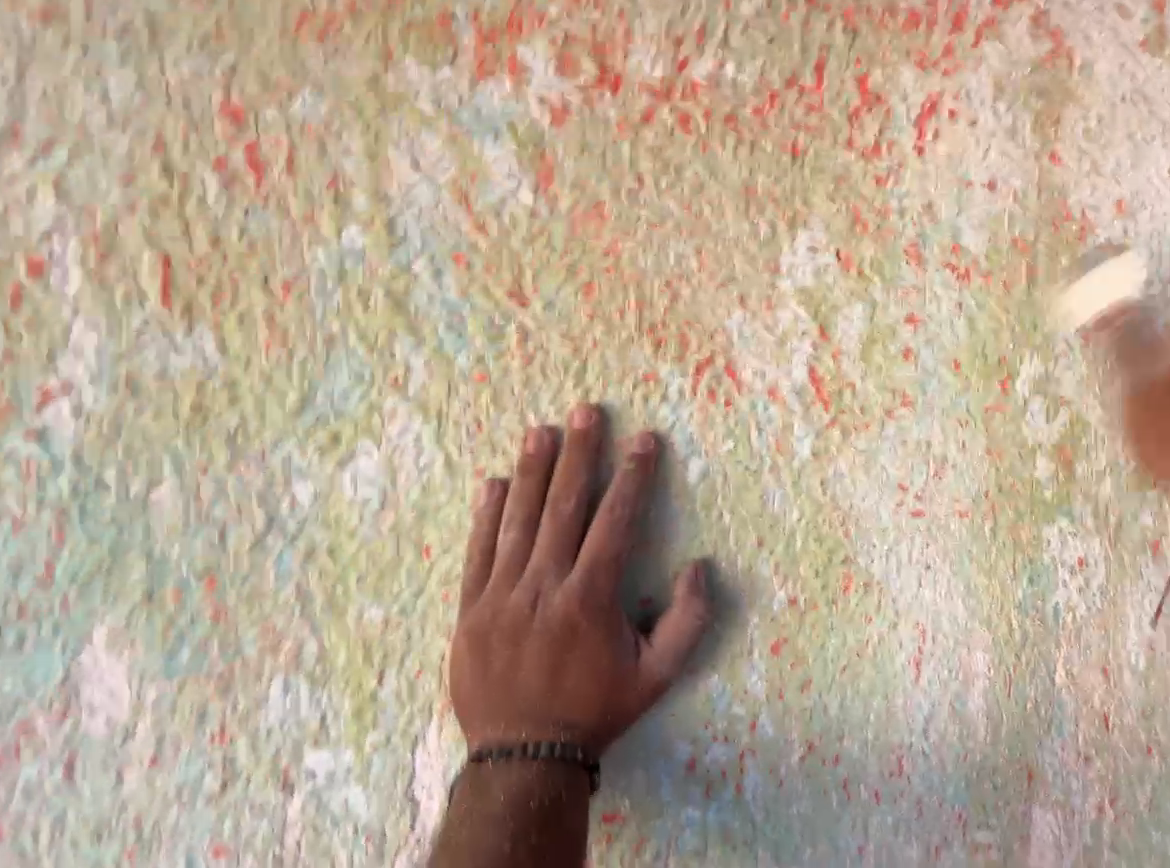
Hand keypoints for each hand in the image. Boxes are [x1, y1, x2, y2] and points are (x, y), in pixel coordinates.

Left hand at [451, 403, 710, 754]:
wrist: (524, 758)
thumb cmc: (599, 708)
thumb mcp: (660, 674)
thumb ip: (689, 620)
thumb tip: (699, 566)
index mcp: (590, 599)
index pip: (615, 521)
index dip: (633, 476)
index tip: (644, 439)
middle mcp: (544, 588)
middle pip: (564, 508)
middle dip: (580, 455)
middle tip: (587, 411)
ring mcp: (502, 598)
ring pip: (519, 521)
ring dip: (533, 472)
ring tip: (542, 431)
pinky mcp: (470, 611)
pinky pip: (479, 553)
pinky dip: (487, 515)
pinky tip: (495, 482)